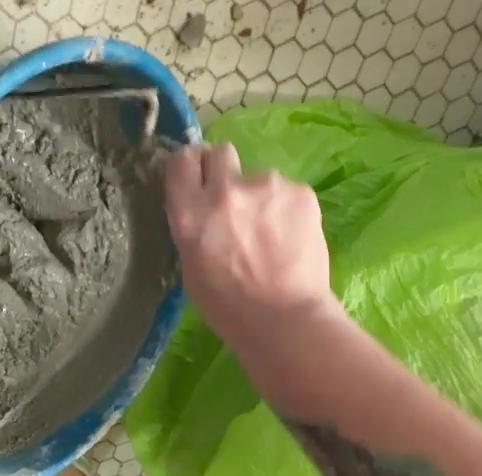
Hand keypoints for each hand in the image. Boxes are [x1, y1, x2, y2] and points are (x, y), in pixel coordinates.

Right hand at [164, 143, 337, 323]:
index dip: (189, 168)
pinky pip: (286, 191)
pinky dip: (284, 209)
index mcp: (191, 215)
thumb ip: (193, 229)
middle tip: (230, 202)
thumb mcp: (191, 269)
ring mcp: (266, 186)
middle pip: (220, 153)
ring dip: (258, 197)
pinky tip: (288, 239)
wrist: (283, 317)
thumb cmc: (227, 307)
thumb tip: (203, 209)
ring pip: (257, 177)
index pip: (181, 163)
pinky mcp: (300, 190)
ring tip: (267, 235)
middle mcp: (225, 191)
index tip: (195, 180)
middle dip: (222, 171)